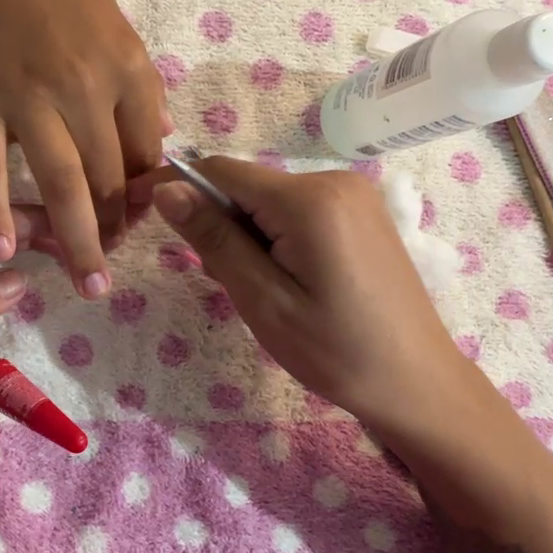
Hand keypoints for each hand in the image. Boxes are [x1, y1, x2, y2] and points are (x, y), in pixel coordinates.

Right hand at [0, 0, 168, 299]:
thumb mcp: (108, 14)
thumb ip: (127, 80)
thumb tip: (144, 139)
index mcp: (126, 63)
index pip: (148, 149)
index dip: (146, 195)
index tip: (136, 220)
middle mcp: (85, 89)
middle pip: (110, 179)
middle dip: (115, 230)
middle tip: (109, 270)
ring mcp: (27, 100)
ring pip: (62, 187)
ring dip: (77, 242)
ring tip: (86, 284)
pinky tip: (3, 250)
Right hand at [148, 159, 488, 437]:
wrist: (415, 381)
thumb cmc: (333, 349)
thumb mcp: (261, 299)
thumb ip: (214, 239)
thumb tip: (166, 189)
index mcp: (308, 200)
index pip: (220, 170)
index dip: (173, 184)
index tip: (136, 206)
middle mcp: (333, 181)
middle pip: (244, 185)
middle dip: (216, 223)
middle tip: (221, 282)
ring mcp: (352, 195)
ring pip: (267, 200)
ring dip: (243, 235)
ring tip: (257, 291)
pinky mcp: (360, 213)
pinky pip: (294, 211)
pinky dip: (272, 237)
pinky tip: (283, 281)